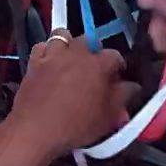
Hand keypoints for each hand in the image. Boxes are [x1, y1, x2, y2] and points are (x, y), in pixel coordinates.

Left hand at [0, 32, 130, 158]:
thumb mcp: (108, 116)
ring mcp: (52, 55)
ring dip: (68, 44)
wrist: (35, 130)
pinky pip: (41, 46)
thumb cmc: (76, 125)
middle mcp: (76, 53)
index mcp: (98, 64)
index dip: (117, 67)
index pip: (115, 56)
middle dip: (93, 51)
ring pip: (62, 35)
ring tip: (70, 59)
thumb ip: (123, 96)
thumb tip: (132, 86)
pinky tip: (49, 62)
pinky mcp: (33, 62)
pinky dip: (47, 50)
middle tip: (92, 69)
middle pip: (88, 40)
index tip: (116, 78)